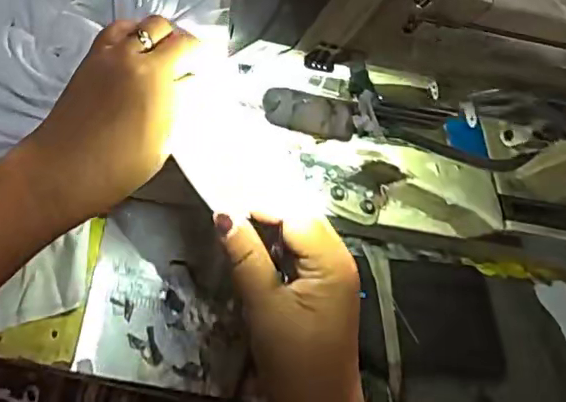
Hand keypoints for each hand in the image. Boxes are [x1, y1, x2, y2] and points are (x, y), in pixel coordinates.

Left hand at [10, 15, 200, 226]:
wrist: (59, 173)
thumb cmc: (117, 165)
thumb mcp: (163, 138)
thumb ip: (177, 102)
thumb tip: (186, 83)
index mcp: (154, 73)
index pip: (187, 44)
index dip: (201, 52)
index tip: (207, 63)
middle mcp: (130, 55)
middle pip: (162, 27)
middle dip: (178, 39)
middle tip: (184, 60)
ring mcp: (106, 55)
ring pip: (137, 24)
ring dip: (152, 34)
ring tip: (158, 54)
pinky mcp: (88, 62)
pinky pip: (113, 33)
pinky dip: (127, 35)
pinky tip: (131, 55)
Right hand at [217, 212, 363, 401]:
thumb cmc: (294, 362)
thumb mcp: (264, 307)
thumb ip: (246, 257)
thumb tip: (226, 216)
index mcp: (332, 258)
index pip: (295, 213)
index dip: (262, 206)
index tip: (228, 203)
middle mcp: (340, 257)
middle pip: (302, 218)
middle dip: (267, 213)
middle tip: (231, 213)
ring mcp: (336, 270)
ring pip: (302, 233)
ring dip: (273, 229)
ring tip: (239, 227)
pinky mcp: (328, 284)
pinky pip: (304, 252)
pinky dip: (281, 248)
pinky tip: (259, 251)